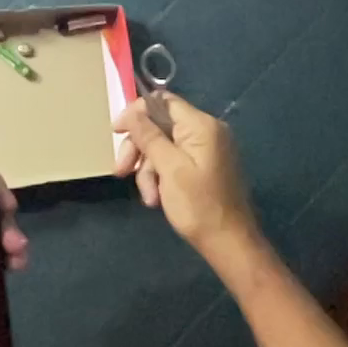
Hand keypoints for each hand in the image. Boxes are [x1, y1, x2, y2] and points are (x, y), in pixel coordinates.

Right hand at [113, 92, 258, 257]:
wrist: (230, 245)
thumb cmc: (199, 206)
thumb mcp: (169, 169)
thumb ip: (149, 136)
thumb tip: (133, 111)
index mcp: (201, 125)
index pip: (162, 101)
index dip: (136, 112)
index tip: (117, 132)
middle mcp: (206, 131)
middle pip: (160, 125)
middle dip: (139, 148)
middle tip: (121, 170)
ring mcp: (207, 149)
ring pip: (163, 146)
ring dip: (148, 169)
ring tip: (148, 197)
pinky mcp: (204, 165)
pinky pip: (174, 160)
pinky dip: (161, 176)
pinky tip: (156, 198)